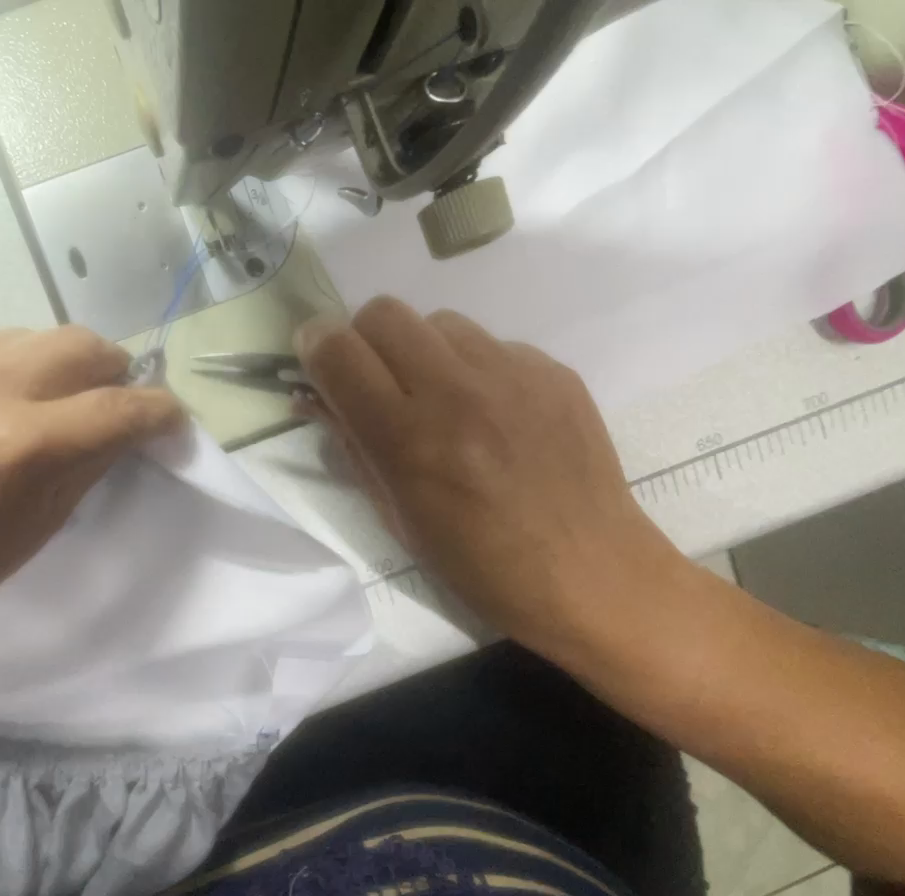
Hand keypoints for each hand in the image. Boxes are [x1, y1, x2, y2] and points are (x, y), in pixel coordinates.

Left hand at [0, 327, 182, 664]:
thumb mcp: (41, 525)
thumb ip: (92, 461)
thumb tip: (133, 424)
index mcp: (16, 444)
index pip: (116, 406)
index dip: (159, 410)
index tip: (172, 418)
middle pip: (78, 342)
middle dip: (112, 370)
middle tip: (114, 401)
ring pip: (28, 336)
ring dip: (56, 366)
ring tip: (50, 402)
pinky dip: (0, 371)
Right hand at [296, 298, 690, 662]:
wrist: (588, 573)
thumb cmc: (479, 567)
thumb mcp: (397, 519)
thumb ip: (353, 448)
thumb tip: (315, 399)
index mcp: (409, 439)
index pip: (337, 350)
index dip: (316, 349)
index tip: (319, 366)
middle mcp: (458, 391)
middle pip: (383, 313)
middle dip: (365, 341)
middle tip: (377, 384)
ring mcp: (513, 374)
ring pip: (440, 321)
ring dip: (422, 352)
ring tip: (441, 402)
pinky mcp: (554, 371)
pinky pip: (492, 344)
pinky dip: (475, 370)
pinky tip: (493, 417)